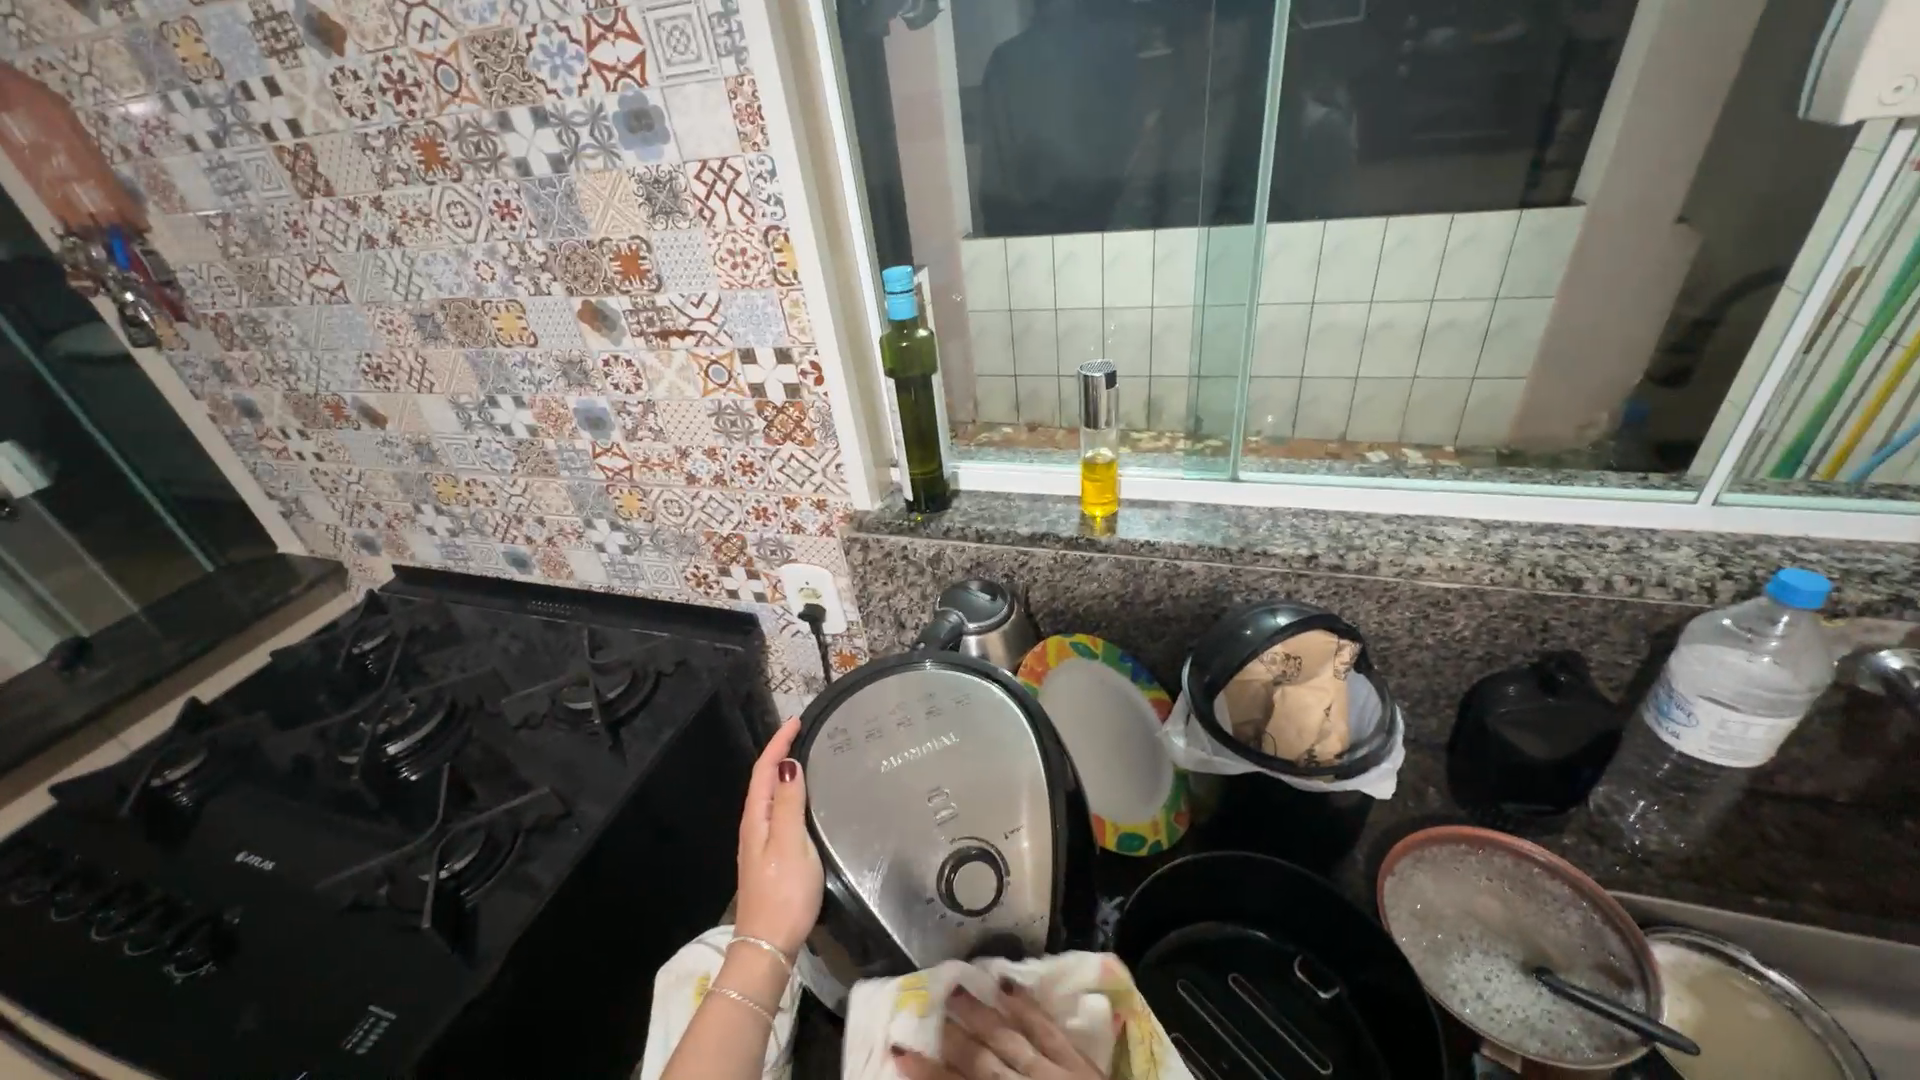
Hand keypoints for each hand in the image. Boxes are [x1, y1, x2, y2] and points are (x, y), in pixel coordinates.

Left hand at [732, 718, 822, 956]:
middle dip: (780, 752)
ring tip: (806, 757)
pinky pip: (779, 812)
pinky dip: (790, 794)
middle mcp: (754, 826)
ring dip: (784, 773)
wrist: (769, 944)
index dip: (778, 742)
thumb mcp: (790, 842)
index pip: (765, 769)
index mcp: (756, 818)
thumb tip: (789, 764)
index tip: (797, 720)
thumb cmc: (783, 892)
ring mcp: (761, 843)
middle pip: (765, 779)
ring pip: (771, 796)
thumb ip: (790, 803)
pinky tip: (804, 800)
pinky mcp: (771, 857)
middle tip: (804, 733)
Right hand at [893, 982, 1106, 1079]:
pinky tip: (1008, 987)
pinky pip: (1050, 1031)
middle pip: (982, 1065)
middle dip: (952, 1040)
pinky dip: (1027, 1008)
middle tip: (924, 1011)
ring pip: (1012, 1040)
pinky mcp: (1081, 1065)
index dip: (929, 1074)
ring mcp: (1056, 1075)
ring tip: (956, 989)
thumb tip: (956, 1077)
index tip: (900, 1052)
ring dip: (982, 1015)